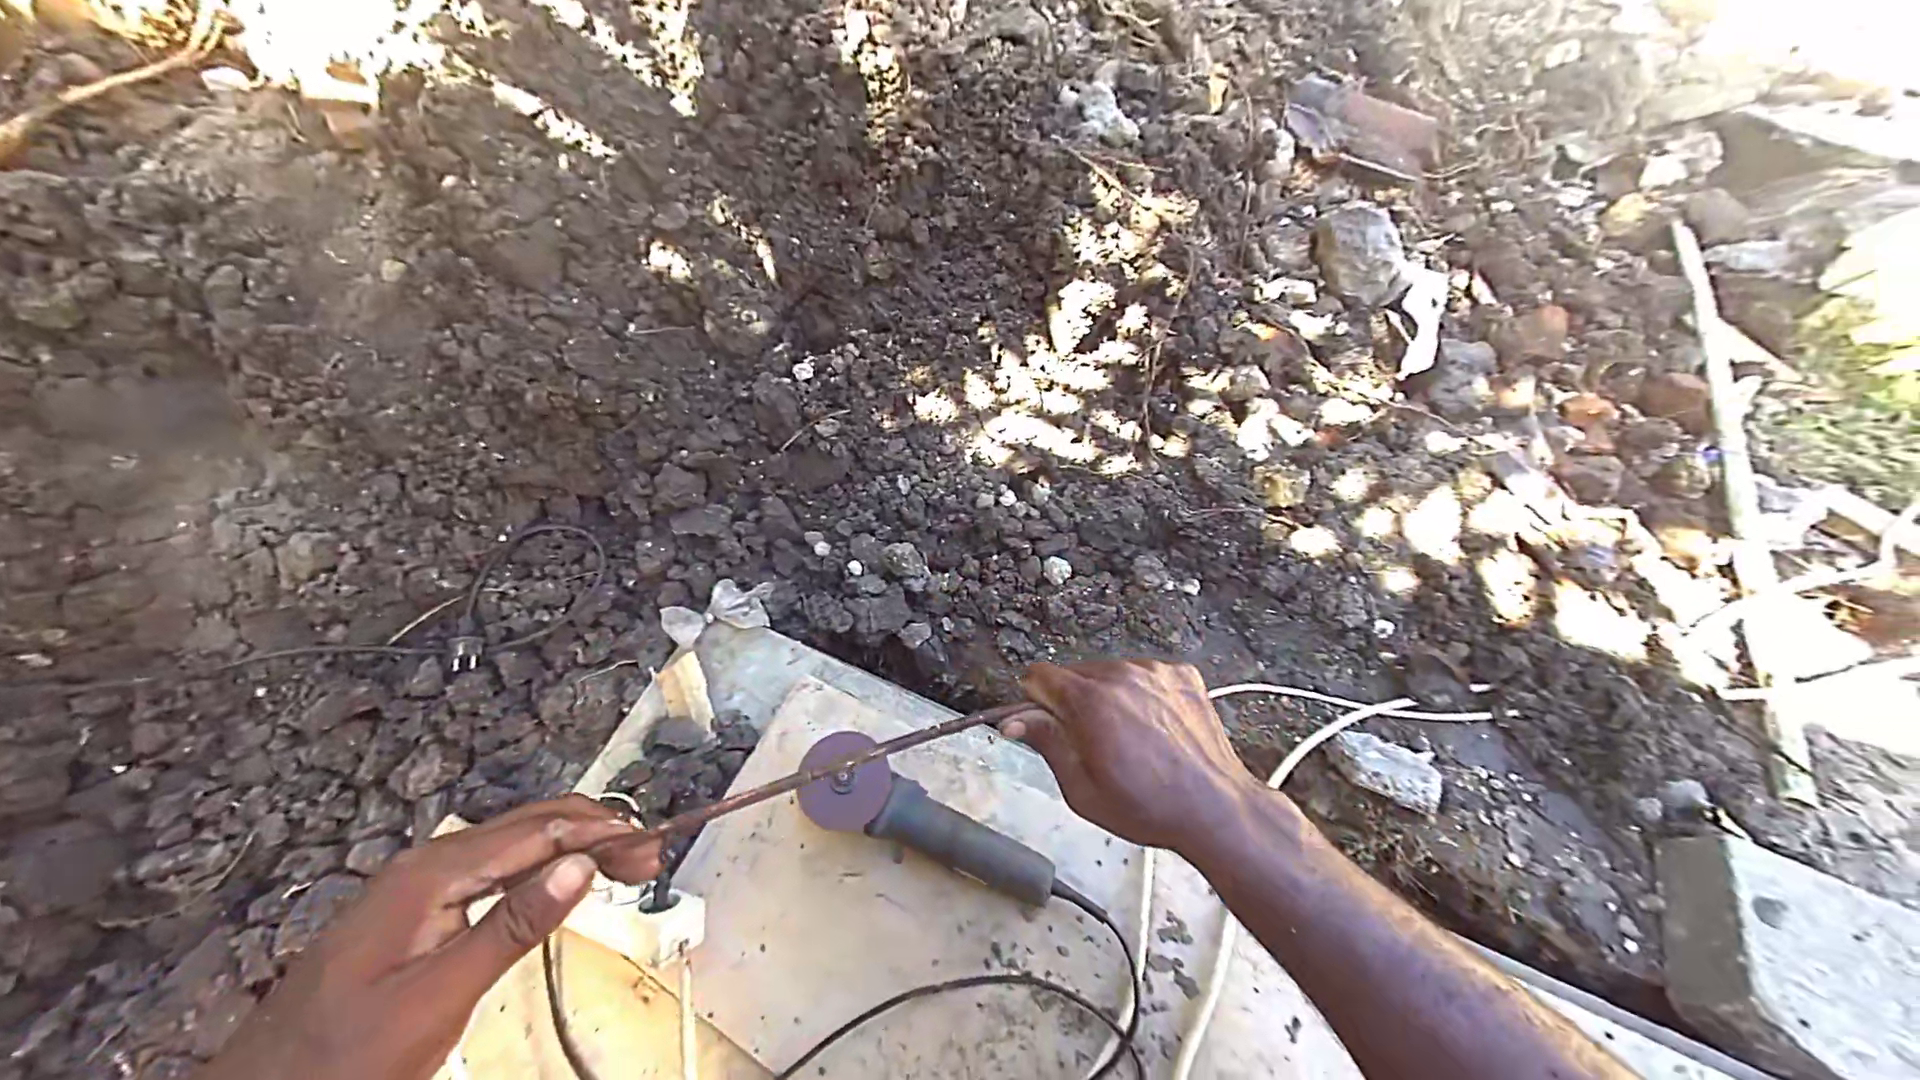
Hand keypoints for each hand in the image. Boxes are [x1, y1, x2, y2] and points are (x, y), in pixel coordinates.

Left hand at [198, 795, 659, 1079]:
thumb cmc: (342, 1062)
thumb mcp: (435, 1000)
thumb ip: (513, 925)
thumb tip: (582, 862)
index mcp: (434, 871)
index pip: (542, 830)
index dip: (603, 832)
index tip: (651, 845)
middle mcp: (432, 860)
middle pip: (535, 823)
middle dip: (598, 829)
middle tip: (649, 855)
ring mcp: (424, 880)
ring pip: (521, 840)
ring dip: (577, 845)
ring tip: (625, 863)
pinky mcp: (424, 904)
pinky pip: (500, 867)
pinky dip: (547, 866)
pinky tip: (568, 879)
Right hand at [1002, 659, 1256, 851]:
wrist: (1217, 810)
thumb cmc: (1152, 808)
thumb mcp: (1082, 790)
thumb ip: (1046, 744)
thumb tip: (1016, 721)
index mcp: (1091, 702)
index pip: (1039, 675)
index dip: (1034, 700)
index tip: (1042, 718)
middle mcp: (1121, 676)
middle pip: (1073, 673)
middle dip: (1070, 701)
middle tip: (1088, 740)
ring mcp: (1154, 672)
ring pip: (1107, 671)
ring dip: (1105, 695)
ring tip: (1125, 737)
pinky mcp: (1179, 674)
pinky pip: (1141, 672)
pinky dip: (1138, 692)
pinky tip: (1150, 725)